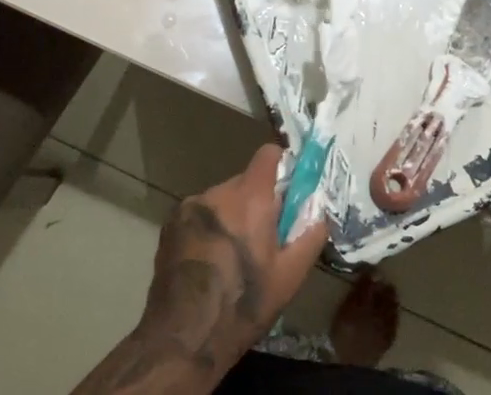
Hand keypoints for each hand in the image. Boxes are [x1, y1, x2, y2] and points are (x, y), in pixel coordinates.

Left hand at [73, 143, 328, 394]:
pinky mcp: (170, 224)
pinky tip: (209, 261)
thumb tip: (320, 213)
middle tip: (263, 238)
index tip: (289, 192)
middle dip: (257, 202)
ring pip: (221, 199)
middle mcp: (217, 192)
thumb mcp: (290, 276)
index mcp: (250, 198)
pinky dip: (209, 227)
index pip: (268, 155)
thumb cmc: (244, 304)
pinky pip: (200, 214)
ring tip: (233, 256)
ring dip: (231, 215)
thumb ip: (310, 236)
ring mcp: (189, 207)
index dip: (282, 167)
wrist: (184, 336)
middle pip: (245, 182)